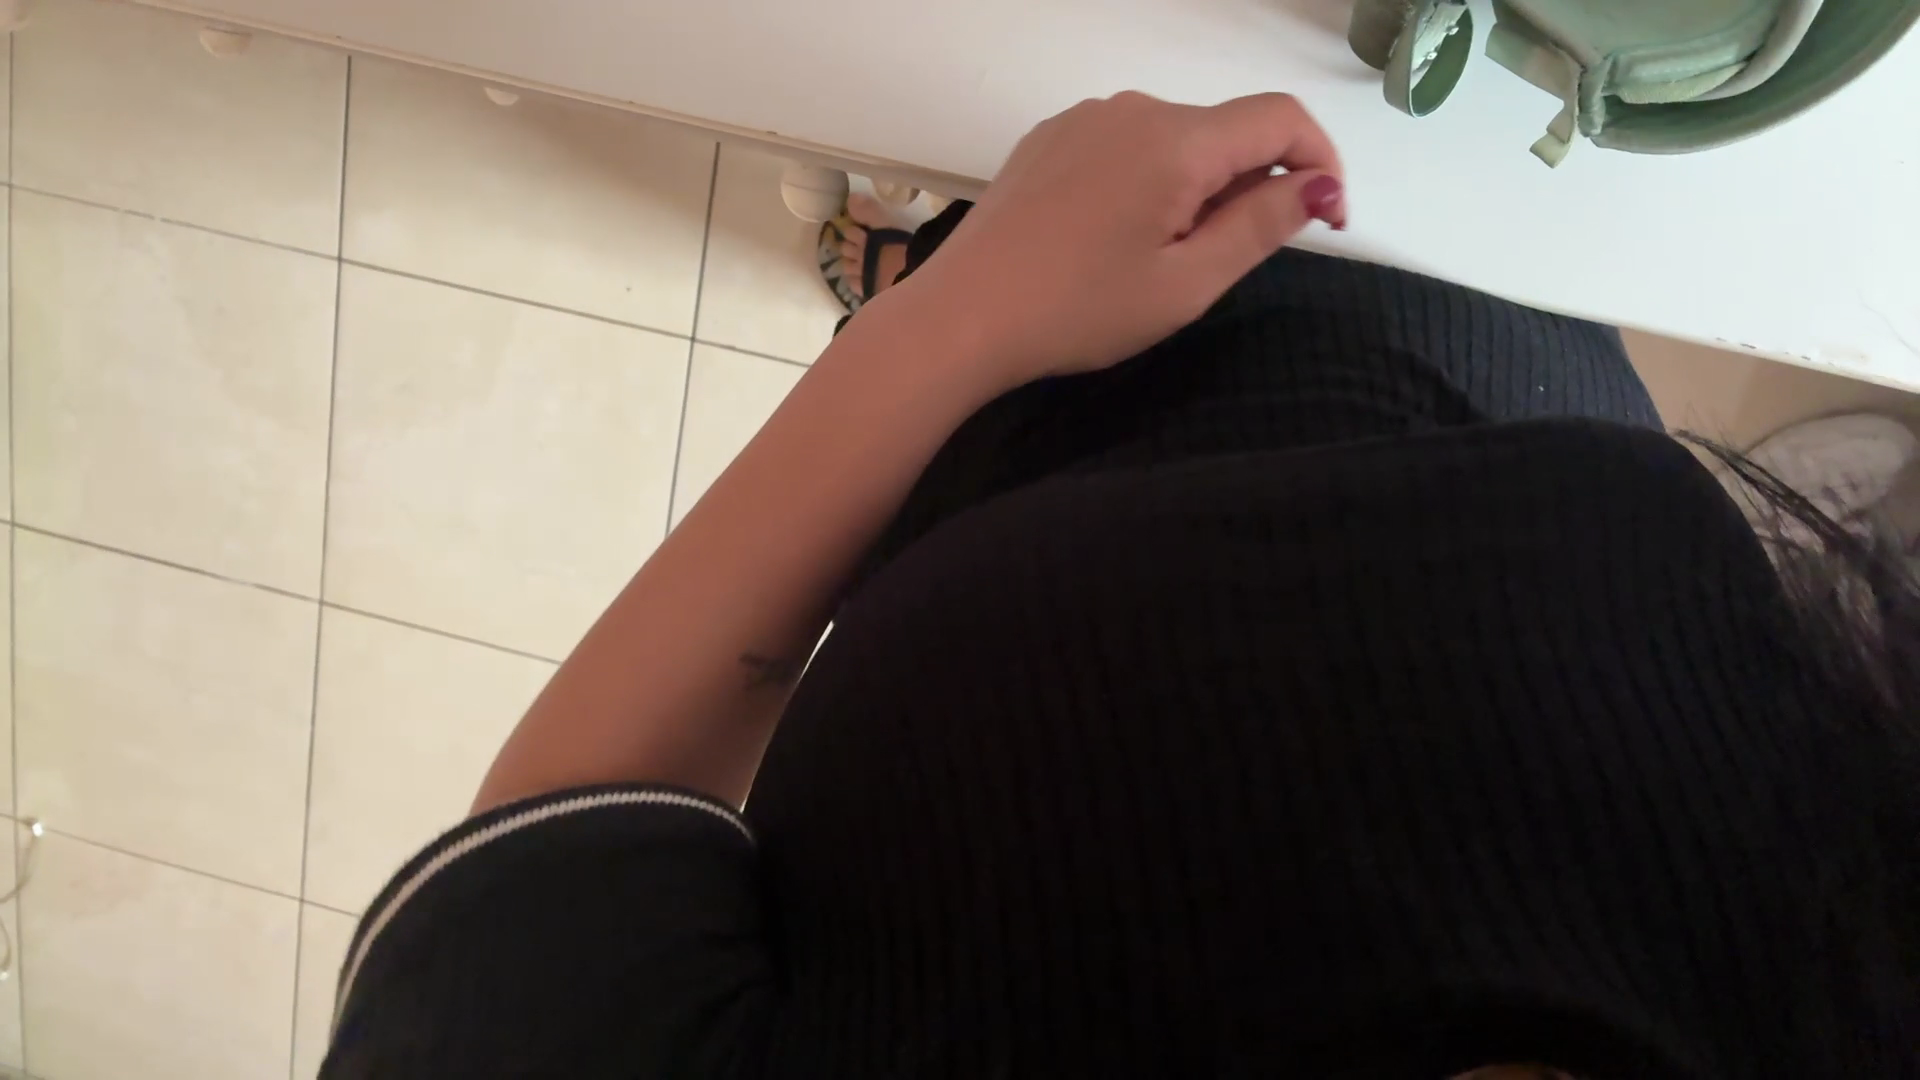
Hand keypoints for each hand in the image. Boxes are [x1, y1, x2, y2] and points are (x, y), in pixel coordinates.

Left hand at [891, 91, 1344, 386]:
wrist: (963, 317)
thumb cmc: (1076, 313)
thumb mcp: (1182, 286)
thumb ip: (1258, 228)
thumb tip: (1315, 186)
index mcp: (1175, 142)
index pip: (1279, 119)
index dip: (1318, 162)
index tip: (1324, 219)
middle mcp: (1130, 109)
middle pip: (1220, 132)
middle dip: (1244, 187)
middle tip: (1219, 263)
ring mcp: (1079, 120)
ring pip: (1168, 141)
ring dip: (1189, 188)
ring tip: (1153, 259)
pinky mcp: (1045, 141)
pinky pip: (1118, 148)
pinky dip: (1141, 183)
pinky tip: (1108, 238)